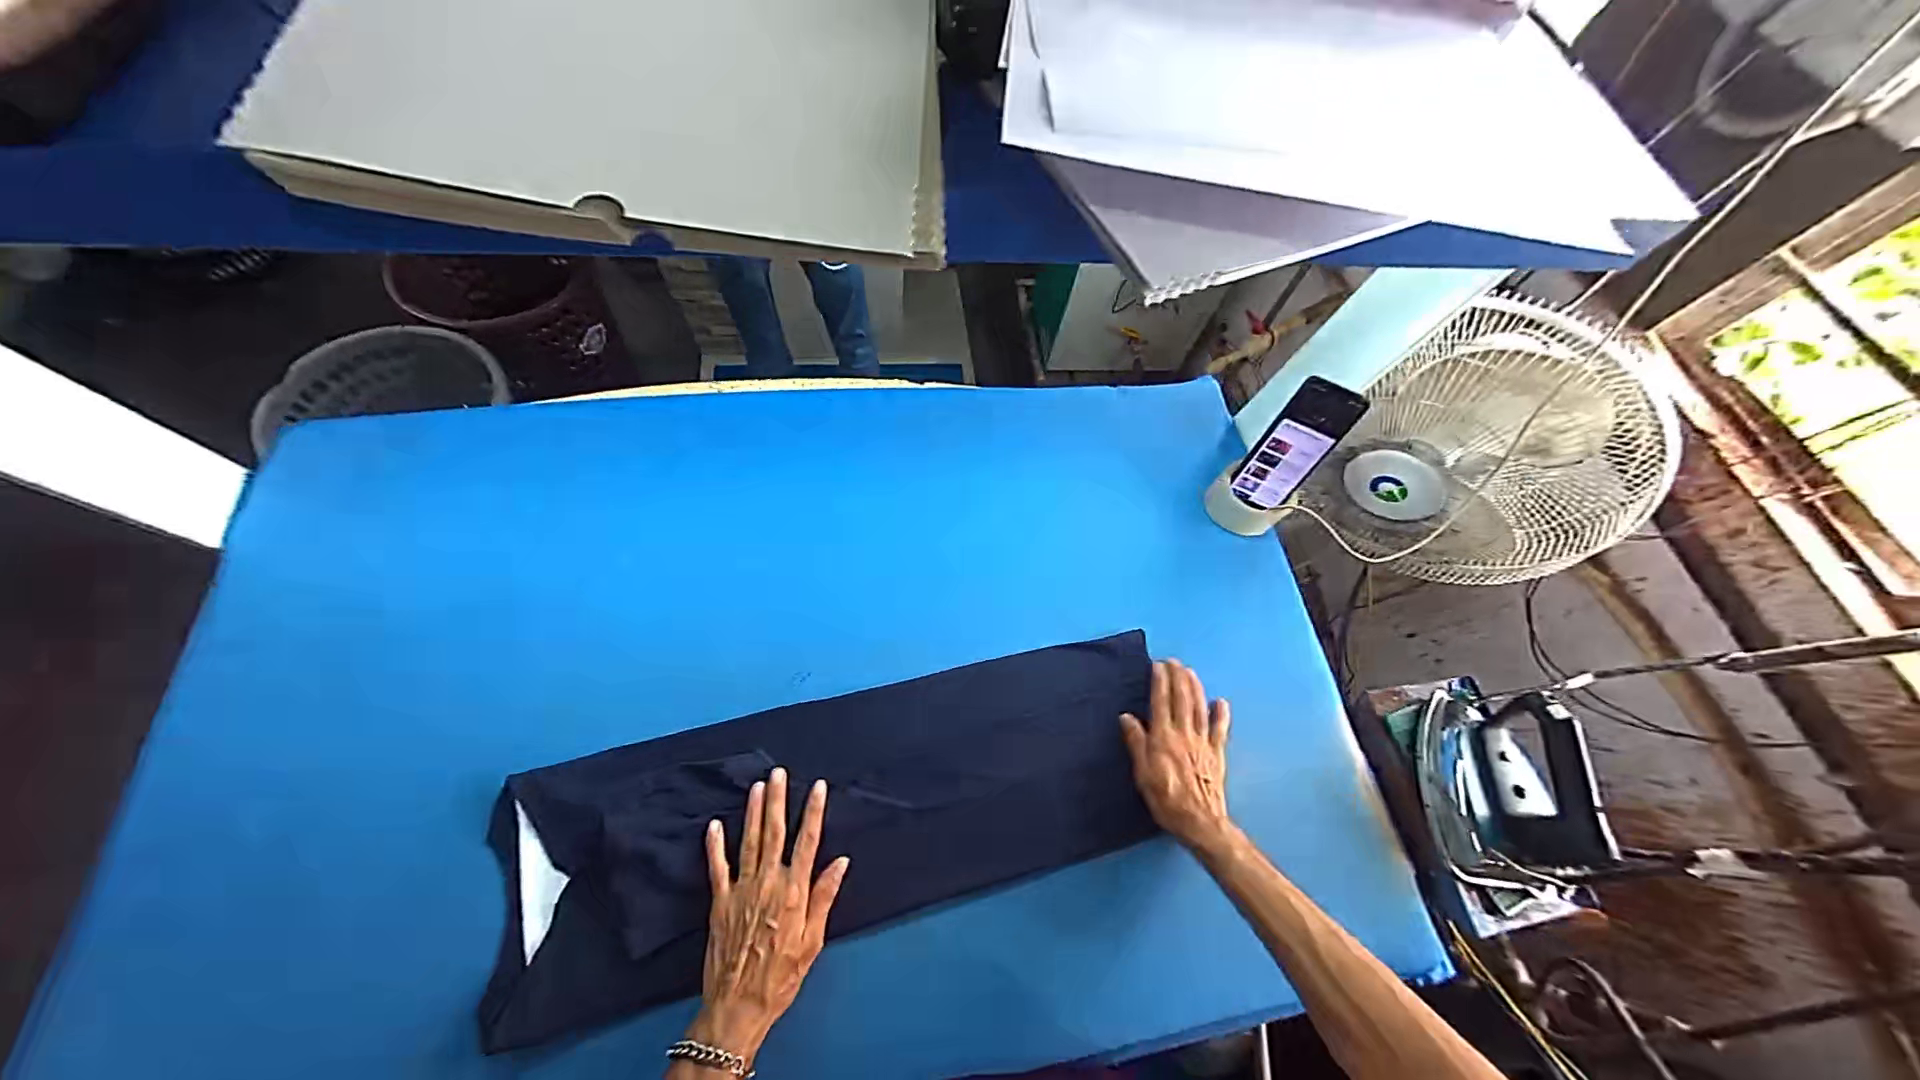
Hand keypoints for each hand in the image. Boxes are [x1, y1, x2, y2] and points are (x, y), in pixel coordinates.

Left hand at [686, 767, 849, 1066]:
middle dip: (778, 800)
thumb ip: (824, 897)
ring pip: (749, 842)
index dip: (813, 811)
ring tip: (757, 786)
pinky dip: (715, 845)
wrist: (738, 1006)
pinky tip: (714, 824)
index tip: (818, 786)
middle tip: (779, 772)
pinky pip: (717, 868)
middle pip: (775, 833)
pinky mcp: (719, 903)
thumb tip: (840, 861)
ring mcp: (741, 890)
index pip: (807, 842)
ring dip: (753, 812)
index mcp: (794, 891)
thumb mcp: (813, 941)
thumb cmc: (782, 976)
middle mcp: (768, 883)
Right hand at [1120, 659, 1235, 854]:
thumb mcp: (1142, 773)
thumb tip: (1127, 716)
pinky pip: (1220, 730)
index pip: (1161, 702)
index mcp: (1163, 737)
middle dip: (1177, 677)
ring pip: (1199, 708)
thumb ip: (1136, 743)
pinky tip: (1221, 701)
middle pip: (1181, 699)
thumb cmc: (1166, 799)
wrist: (1200, 822)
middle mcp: (1184, 734)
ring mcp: (1203, 743)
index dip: (1160, 681)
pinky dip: (1221, 714)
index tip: (1157, 665)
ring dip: (1195, 687)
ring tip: (1190, 672)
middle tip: (1173, 661)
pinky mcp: (1217, 754)